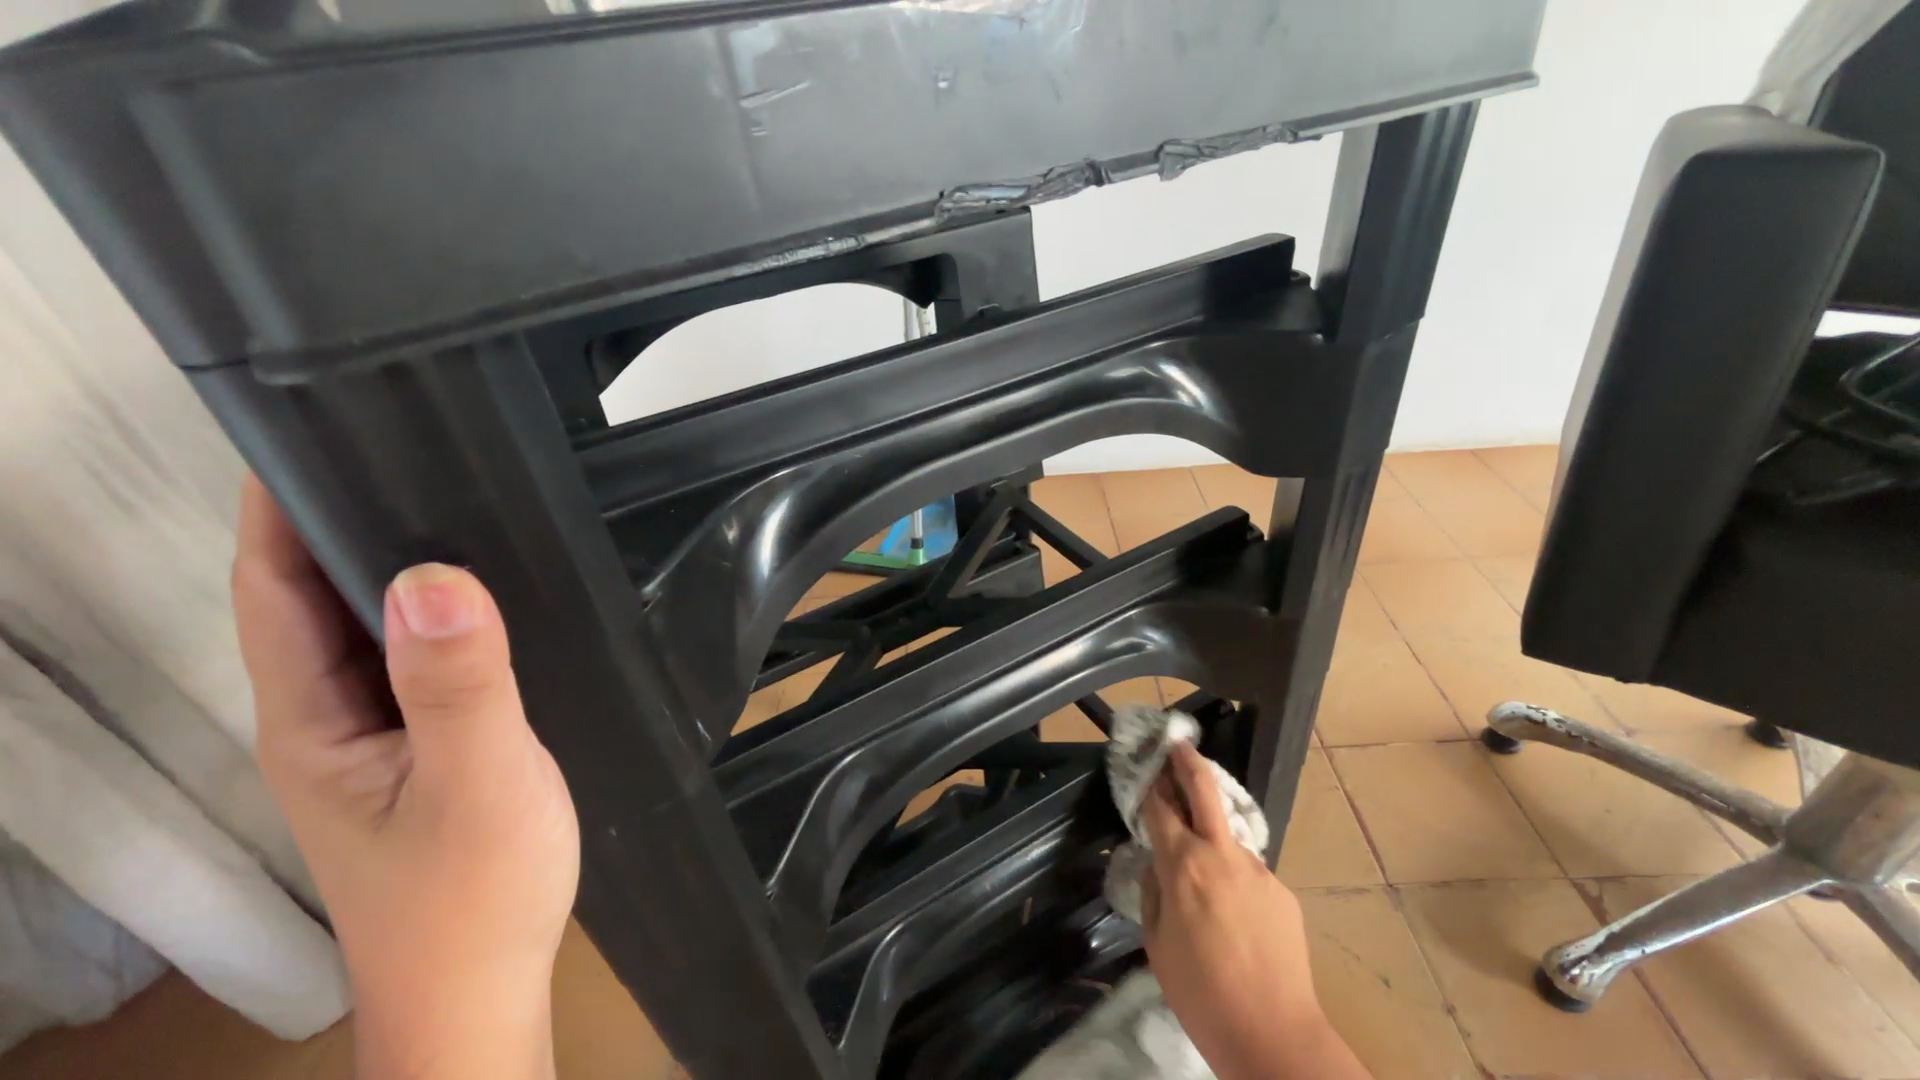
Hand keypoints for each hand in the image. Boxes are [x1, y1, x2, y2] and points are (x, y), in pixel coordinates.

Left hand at [231, 477, 579, 1079]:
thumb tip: (435, 574)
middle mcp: (323, 715)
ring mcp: (366, 735)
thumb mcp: (478, 781)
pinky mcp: (412, 748)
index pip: (273, 581)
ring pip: (366, 624)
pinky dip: (436, 610)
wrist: (481, 990)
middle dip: (348, 511)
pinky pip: (411, 656)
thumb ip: (458, 682)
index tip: (327, 421)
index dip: (284, 499)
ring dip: (394, 559)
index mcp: (310, 715)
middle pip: (313, 592)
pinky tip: (487, 593)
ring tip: (460, 496)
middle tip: (420, 441)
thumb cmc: (472, 895)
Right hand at [1141, 744, 1367, 1079]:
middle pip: (1205, 791)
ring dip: (1213, 835)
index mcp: (1183, 865)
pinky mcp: (1282, 891)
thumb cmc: (1199, 991)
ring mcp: (1258, 870)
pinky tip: (1231, 913)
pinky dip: (1234, 878)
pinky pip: (1248, 874)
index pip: (1162, 809)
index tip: (1146, 766)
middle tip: (1179, 744)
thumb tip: (1157, 867)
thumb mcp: (1156, 943)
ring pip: (1229, 838)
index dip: (1152, 785)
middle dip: (1189, 763)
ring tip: (1201, 865)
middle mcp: (1222, 855)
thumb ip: (1154, 894)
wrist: (1272, 1031)